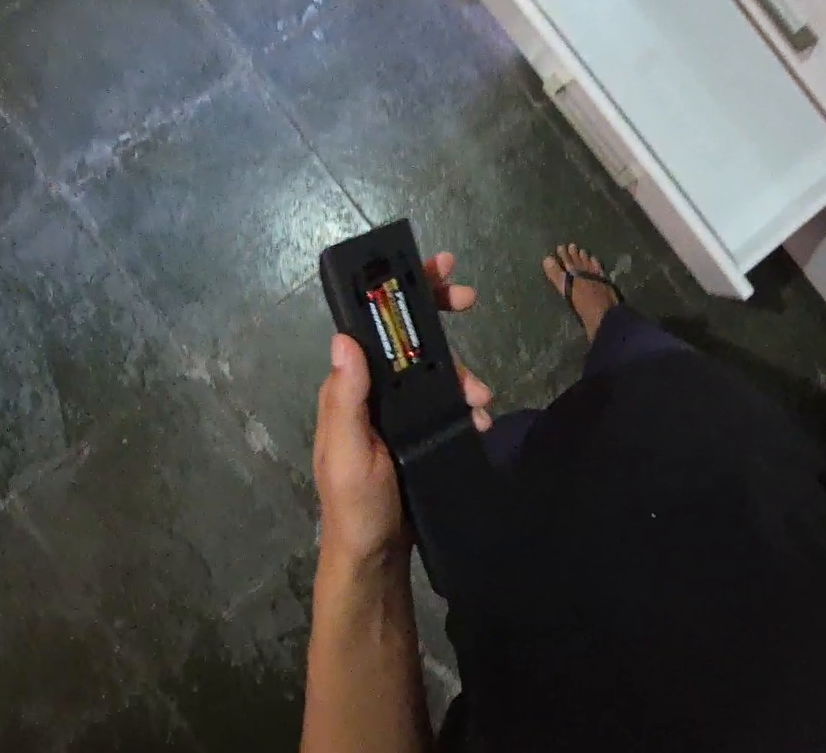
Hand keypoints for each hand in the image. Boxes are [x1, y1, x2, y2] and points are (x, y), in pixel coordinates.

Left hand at [312, 252, 495, 567]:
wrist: (378, 556)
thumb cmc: (355, 505)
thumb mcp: (346, 452)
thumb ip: (346, 398)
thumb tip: (344, 337)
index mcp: (350, 387)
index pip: (374, 326)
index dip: (402, 293)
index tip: (436, 269)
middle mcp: (373, 389)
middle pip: (409, 336)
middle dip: (440, 315)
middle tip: (470, 299)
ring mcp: (399, 409)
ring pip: (436, 369)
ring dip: (463, 373)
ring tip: (482, 397)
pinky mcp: (420, 427)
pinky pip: (448, 399)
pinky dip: (467, 401)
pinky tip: (479, 417)